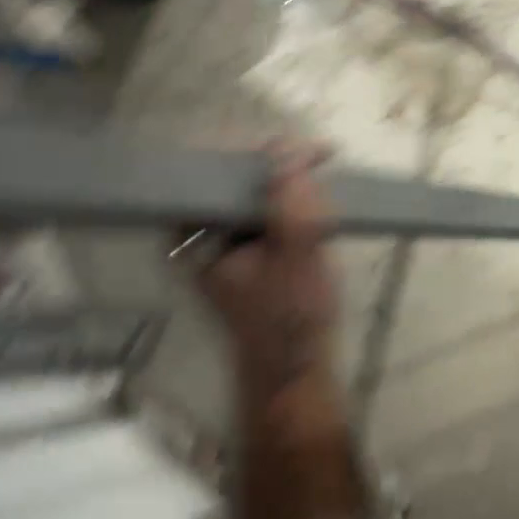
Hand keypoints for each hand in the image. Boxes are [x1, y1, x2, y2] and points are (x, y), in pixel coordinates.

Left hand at [185, 141, 339, 382]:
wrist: (295, 369)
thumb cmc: (290, 319)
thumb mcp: (297, 258)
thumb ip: (291, 206)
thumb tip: (286, 151)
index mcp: (195, 236)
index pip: (216, 171)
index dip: (259, 153)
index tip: (306, 149)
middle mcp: (201, 234)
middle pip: (234, 176)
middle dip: (280, 164)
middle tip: (323, 156)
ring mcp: (223, 242)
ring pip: (253, 191)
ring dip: (289, 181)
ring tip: (324, 170)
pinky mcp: (247, 251)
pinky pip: (264, 210)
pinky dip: (292, 201)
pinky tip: (318, 203)